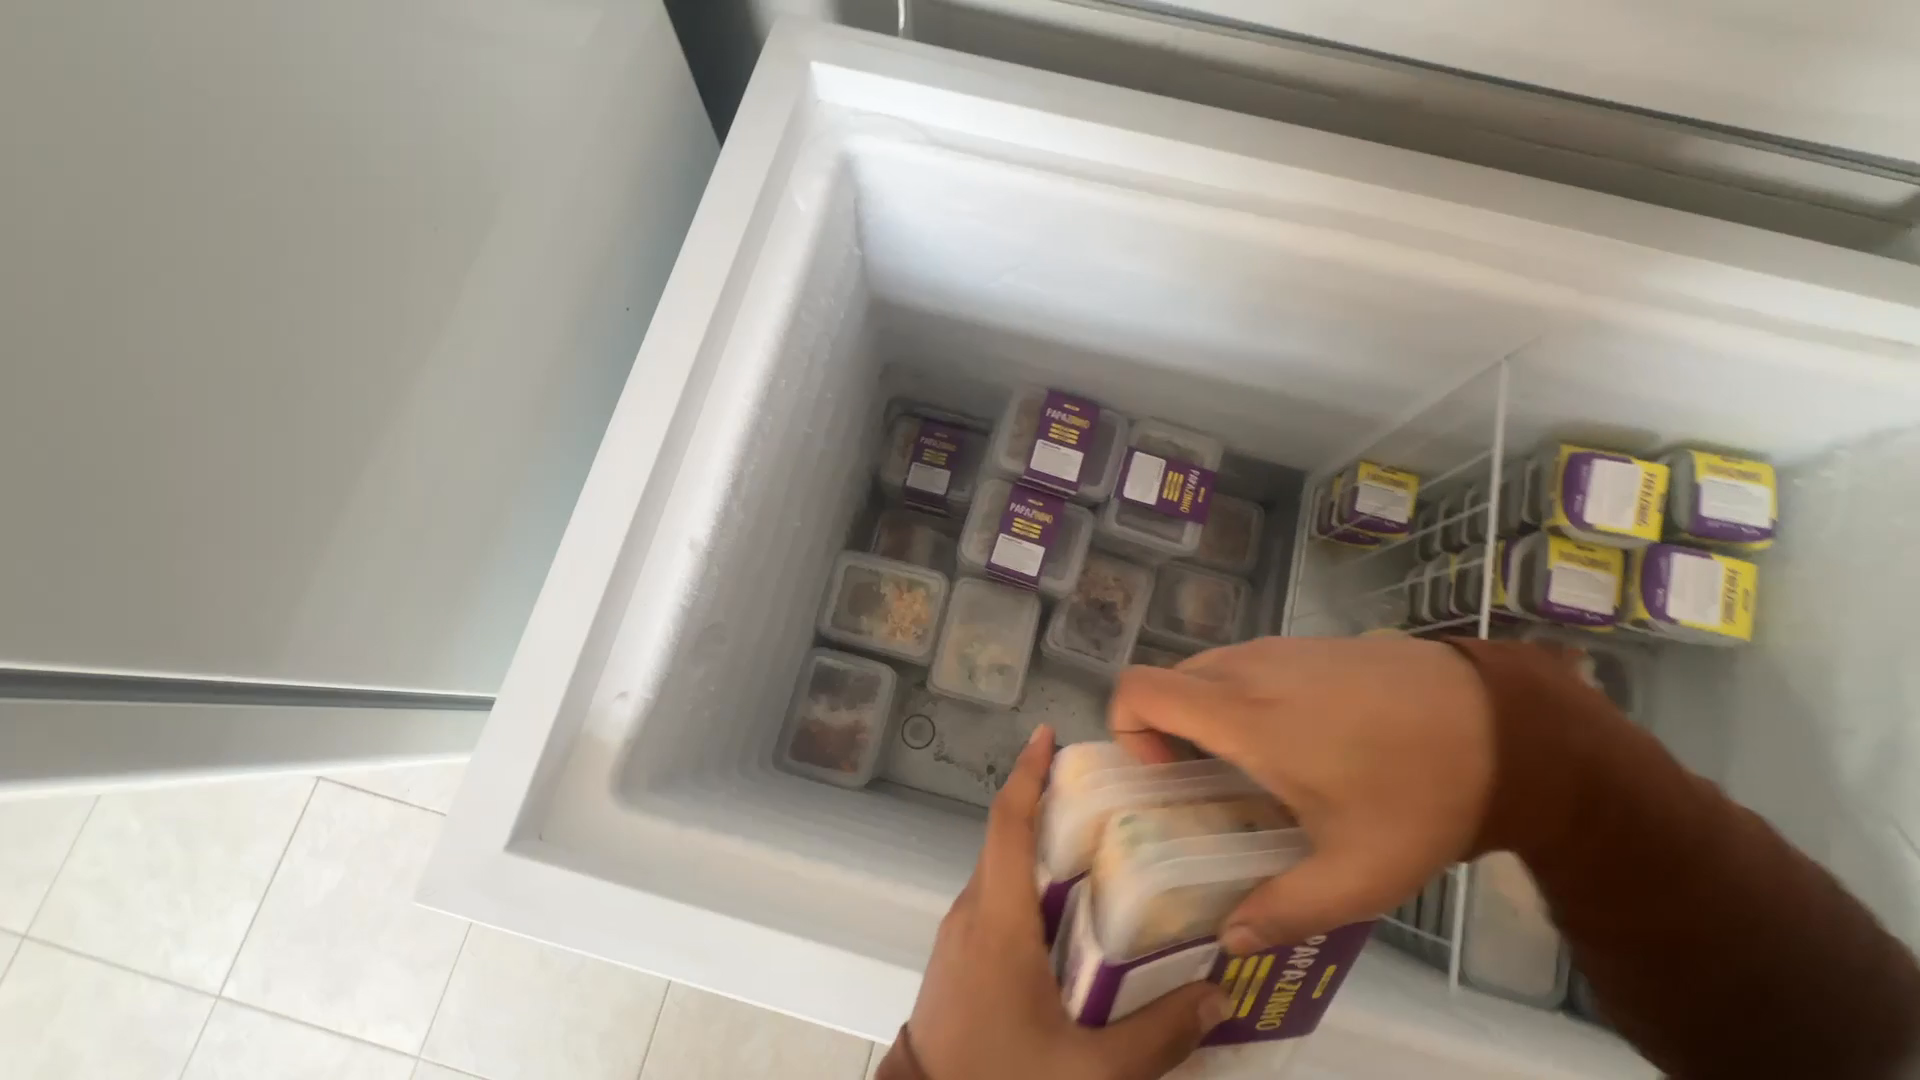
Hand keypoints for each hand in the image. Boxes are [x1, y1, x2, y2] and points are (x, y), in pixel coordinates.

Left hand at [903, 725, 1229, 1079]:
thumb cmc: (1003, 1079)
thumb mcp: (1091, 1071)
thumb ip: (1159, 1034)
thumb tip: (1220, 994)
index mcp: (998, 919)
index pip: (1007, 824)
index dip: (1026, 774)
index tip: (1047, 735)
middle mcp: (972, 911)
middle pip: (1007, 839)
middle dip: (1048, 807)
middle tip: (1108, 797)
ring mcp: (959, 933)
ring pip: (1001, 871)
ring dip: (1040, 849)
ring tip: (1099, 848)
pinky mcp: (958, 955)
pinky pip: (995, 900)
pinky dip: (1028, 886)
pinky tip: (1068, 912)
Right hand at [1107, 637, 1494, 955]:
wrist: (1509, 724)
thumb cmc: (1422, 795)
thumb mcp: (1359, 874)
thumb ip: (1285, 910)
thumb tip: (1229, 942)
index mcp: (1243, 716)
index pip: (1137, 689)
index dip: (1128, 729)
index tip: (1168, 775)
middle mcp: (1248, 670)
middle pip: (1166, 682)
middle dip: (1165, 730)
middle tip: (1206, 784)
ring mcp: (1281, 649)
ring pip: (1206, 671)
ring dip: (1205, 714)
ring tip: (1256, 766)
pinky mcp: (1311, 643)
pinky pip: (1247, 664)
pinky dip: (1242, 696)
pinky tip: (1303, 738)